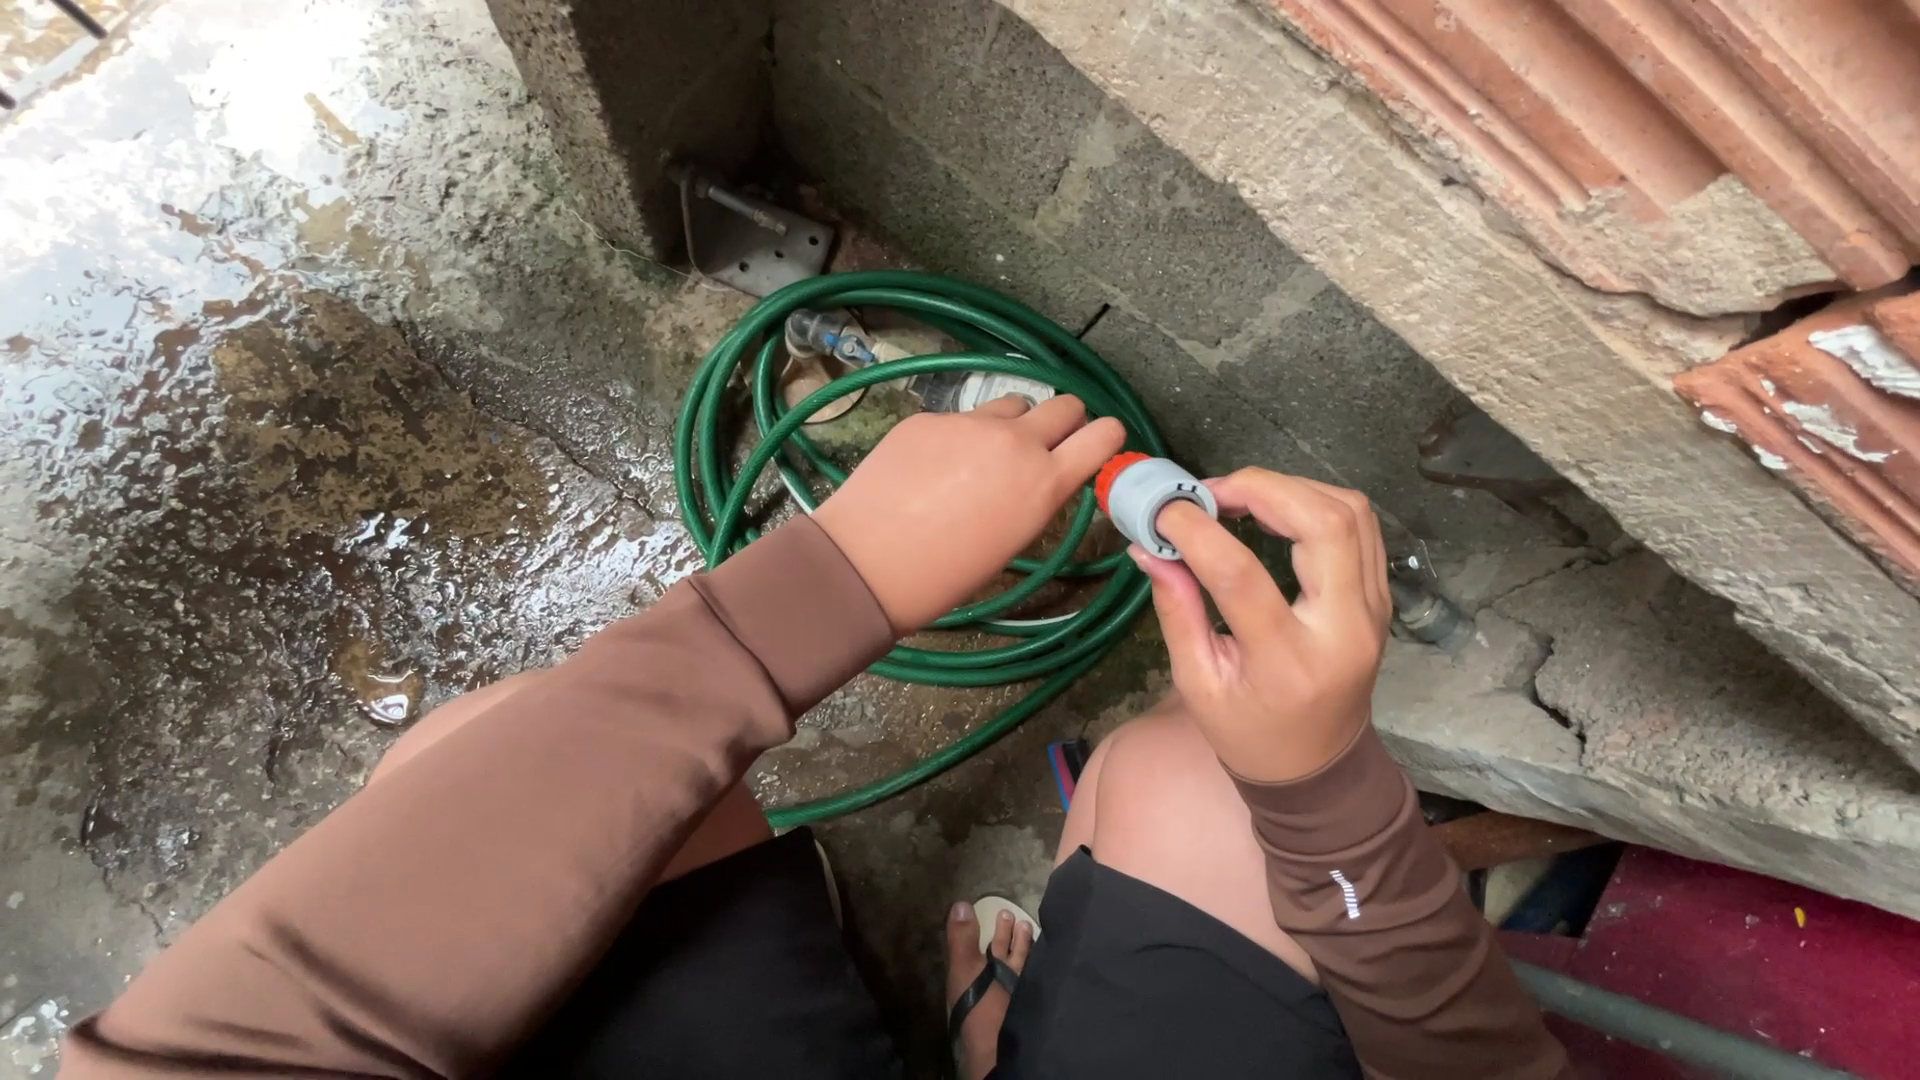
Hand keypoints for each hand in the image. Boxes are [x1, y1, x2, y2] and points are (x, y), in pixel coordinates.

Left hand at [813, 395, 1125, 632]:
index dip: (1104, 437)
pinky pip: (961, 417)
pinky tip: (931, 468)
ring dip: (1010, 425)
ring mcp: (969, 422)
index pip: (1103, 434)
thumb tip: (1042, 473)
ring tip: (981, 458)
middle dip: (1062, 422)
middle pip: (1064, 404)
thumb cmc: (945, 576)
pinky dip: (959, 436)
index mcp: (1044, 482)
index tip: (1096, 444)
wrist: (866, 564)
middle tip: (1040, 449)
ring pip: (1011, 404)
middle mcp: (1015, 442)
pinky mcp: (929, 417)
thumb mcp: (1012, 540)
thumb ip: (1037, 496)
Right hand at [1131, 469, 1390, 782]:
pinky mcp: (1380, 597)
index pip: (1241, 575)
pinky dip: (1313, 502)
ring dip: (1289, 489)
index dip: (1196, 531)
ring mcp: (1374, 609)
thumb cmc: (1247, 732)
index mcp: (1288, 661)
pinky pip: (1359, 526)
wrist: (1319, 766)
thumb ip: (1176, 610)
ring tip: (1235, 497)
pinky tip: (1272, 509)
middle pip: (1323, 523)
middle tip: (1208, 492)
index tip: (1161, 512)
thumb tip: (1147, 547)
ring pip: (1350, 512)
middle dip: (1260, 488)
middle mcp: (1345, 627)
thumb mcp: (1197, 683)